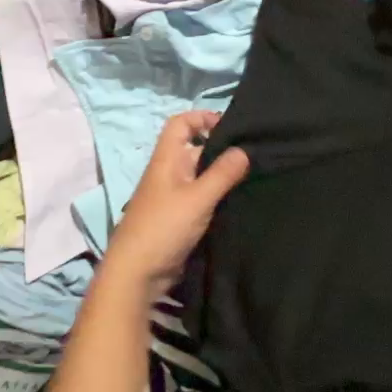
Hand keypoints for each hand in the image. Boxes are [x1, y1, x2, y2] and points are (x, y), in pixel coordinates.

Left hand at [103, 112, 250, 298]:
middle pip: (194, 150)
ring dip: (222, 177)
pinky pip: (201, 200)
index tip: (230, 127)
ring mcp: (173, 197)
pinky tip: (239, 203)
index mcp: (166, 160)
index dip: (201, 118)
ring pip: (200, 177)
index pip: (180, 124)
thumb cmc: (164, 227)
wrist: (137, 273)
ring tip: (254, 178)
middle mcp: (168, 174)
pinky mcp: (179, 219)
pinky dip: (217, 198)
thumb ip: (221, 174)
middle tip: (255, 155)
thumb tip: (243, 149)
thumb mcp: (198, 198)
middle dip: (221, 150)